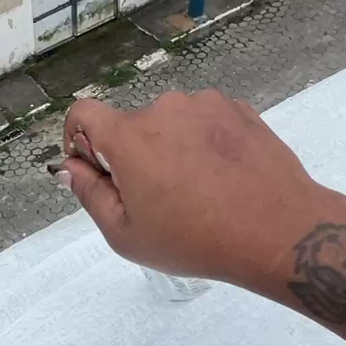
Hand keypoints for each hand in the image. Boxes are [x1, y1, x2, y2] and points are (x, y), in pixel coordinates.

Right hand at [52, 90, 345, 293]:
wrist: (276, 231)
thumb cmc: (194, 240)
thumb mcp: (125, 233)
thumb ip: (89, 193)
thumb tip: (68, 167)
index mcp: (130, 137)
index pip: (82, 113)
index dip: (78, 141)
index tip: (94, 170)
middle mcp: (165, 109)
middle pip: (129, 126)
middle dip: (130, 158)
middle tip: (154, 201)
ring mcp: (205, 105)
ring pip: (167, 124)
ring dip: (167, 151)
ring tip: (192, 192)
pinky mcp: (237, 109)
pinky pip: (201, 122)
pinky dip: (199, 145)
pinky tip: (217, 180)